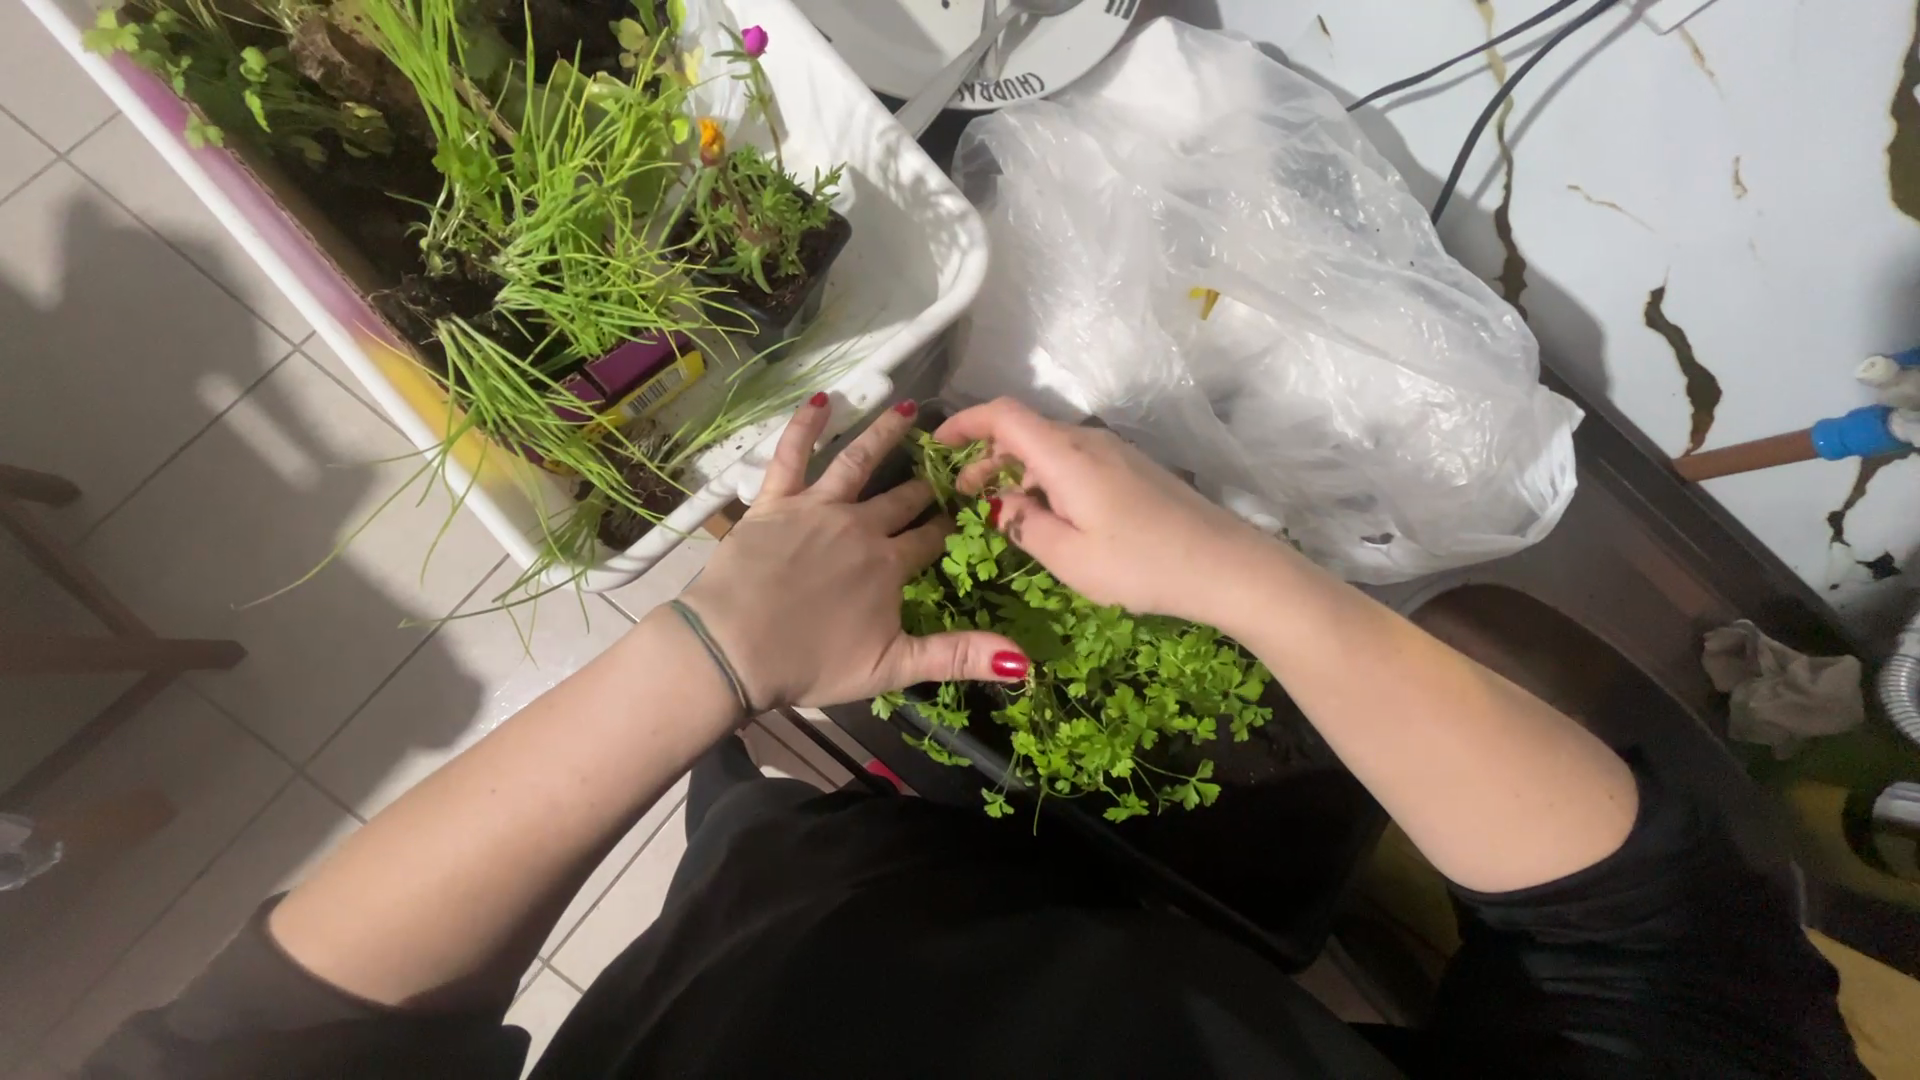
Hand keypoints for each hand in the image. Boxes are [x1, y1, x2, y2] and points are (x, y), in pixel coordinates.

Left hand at [678, 396, 1030, 710]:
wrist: (732, 650)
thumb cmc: (810, 663)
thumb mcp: (893, 668)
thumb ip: (958, 657)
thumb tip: (1024, 662)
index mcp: (888, 564)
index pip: (930, 538)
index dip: (949, 526)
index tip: (968, 510)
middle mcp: (859, 526)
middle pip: (901, 500)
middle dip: (926, 485)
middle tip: (947, 464)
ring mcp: (816, 508)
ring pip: (857, 463)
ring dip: (884, 435)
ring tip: (908, 411)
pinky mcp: (774, 502)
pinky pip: (791, 455)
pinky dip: (805, 426)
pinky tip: (820, 399)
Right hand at [935, 398, 1277, 625]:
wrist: (1225, 565)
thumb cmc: (1140, 565)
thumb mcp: (1068, 557)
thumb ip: (1023, 526)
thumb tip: (998, 504)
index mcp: (1066, 456)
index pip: (1004, 414)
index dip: (964, 421)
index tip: (936, 444)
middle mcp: (1088, 442)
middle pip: (1024, 431)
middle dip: (984, 456)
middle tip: (961, 495)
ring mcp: (1114, 453)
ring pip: (1048, 449)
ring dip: (1016, 472)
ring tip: (1000, 511)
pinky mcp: (1131, 469)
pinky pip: (1073, 462)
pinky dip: (1045, 479)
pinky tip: (1047, 515)